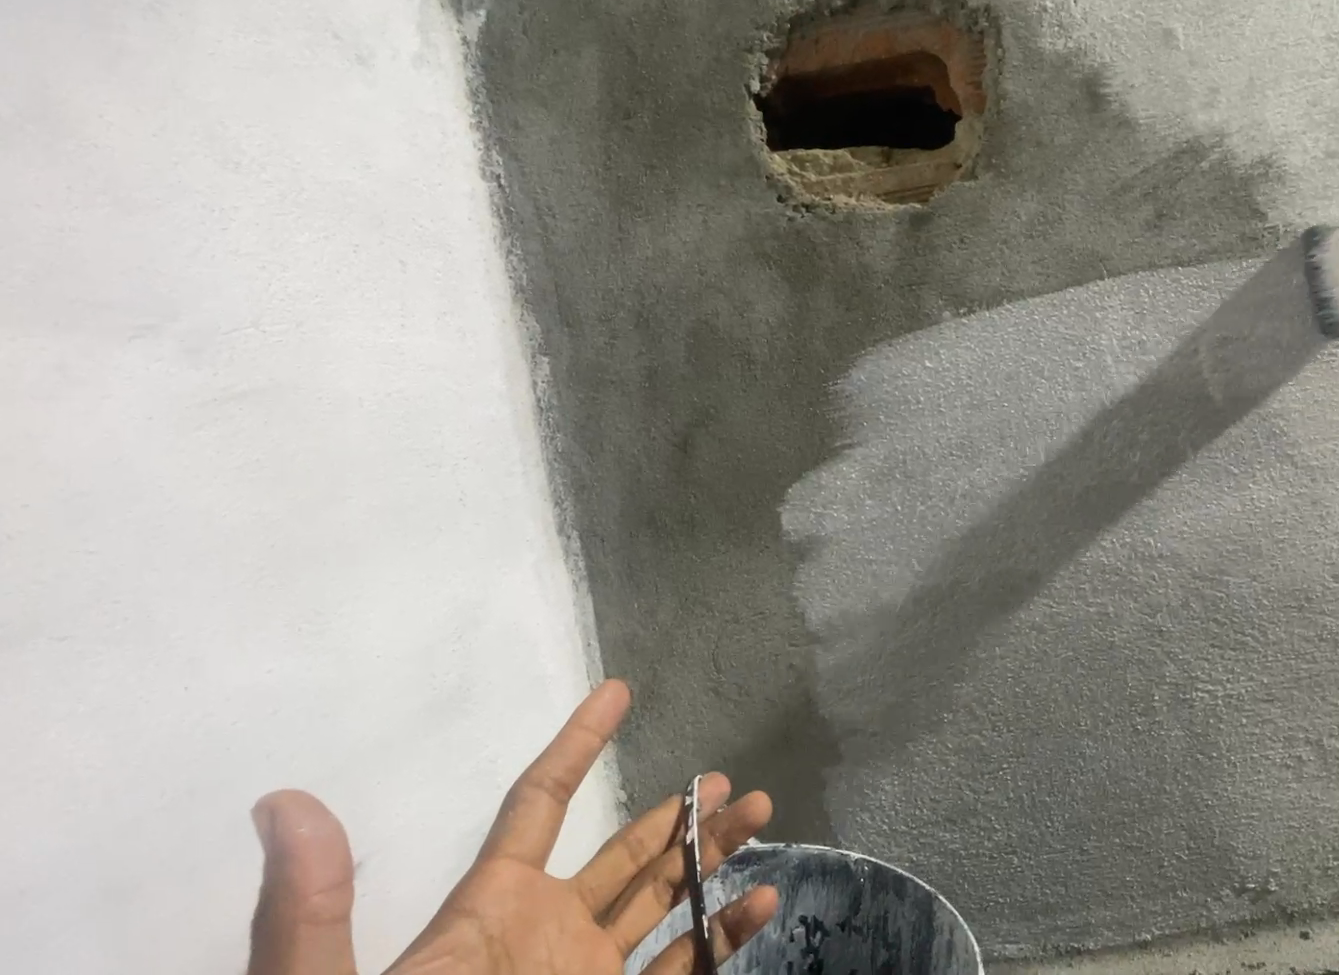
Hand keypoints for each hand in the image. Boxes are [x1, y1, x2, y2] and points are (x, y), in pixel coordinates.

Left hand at [245, 680, 776, 974]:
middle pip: (627, 850)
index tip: (618, 690)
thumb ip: (307, 910)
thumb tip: (279, 800)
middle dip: (678, 810)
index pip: (542, 802)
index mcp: (492, 908)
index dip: (578, 743)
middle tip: (726, 780)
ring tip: (757, 813)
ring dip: (712, 855)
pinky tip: (762, 902)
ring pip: (665, 899)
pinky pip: (685, 970)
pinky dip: (726, 935)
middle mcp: (550, 932)